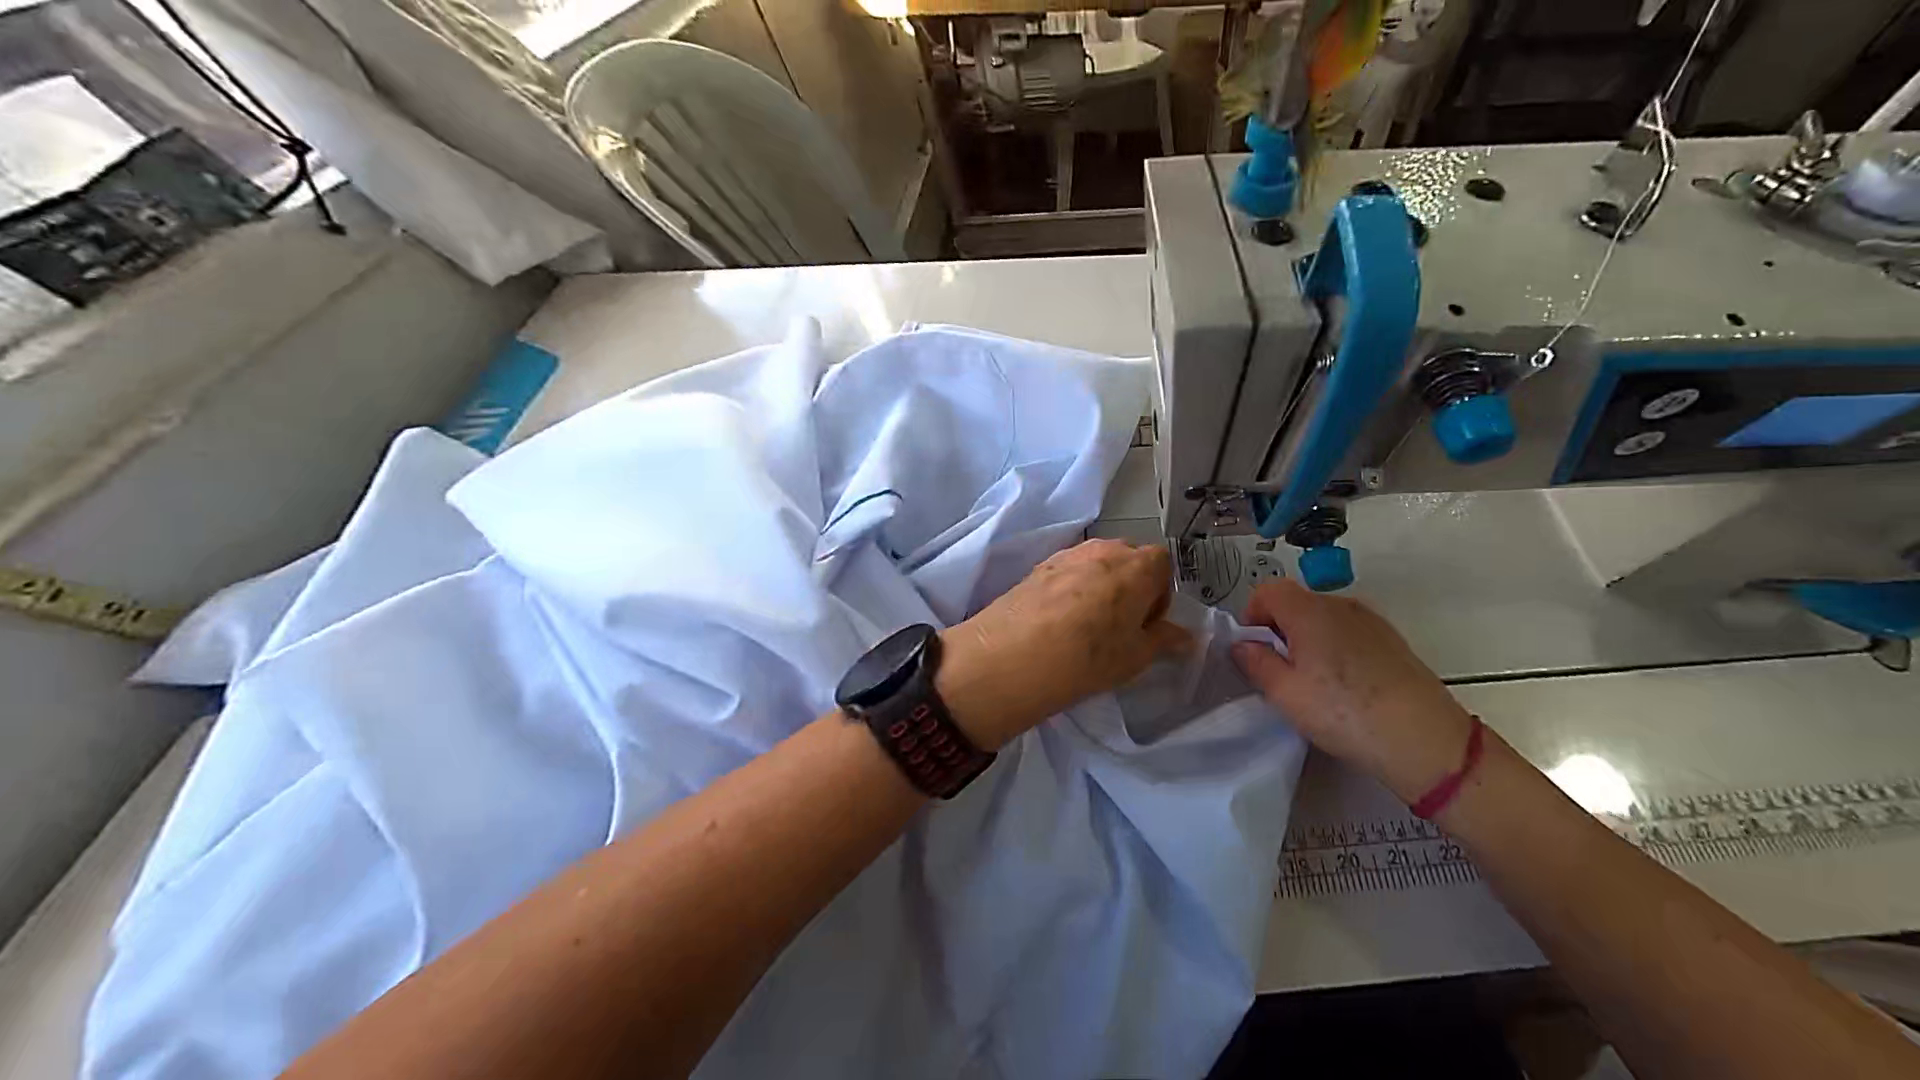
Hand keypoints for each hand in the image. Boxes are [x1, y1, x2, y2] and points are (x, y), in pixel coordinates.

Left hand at [938, 539, 1189, 750]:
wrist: (1012, 655)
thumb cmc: (1088, 656)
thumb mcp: (1135, 657)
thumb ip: (1164, 640)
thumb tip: (1184, 636)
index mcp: (1137, 565)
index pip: (1164, 564)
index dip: (1160, 595)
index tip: (1146, 625)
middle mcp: (1104, 549)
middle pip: (1129, 559)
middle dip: (1131, 586)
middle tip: (1119, 626)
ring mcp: (1067, 554)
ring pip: (1096, 563)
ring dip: (1100, 586)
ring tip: (1086, 625)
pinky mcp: (1037, 565)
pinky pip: (1067, 571)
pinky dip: (1071, 588)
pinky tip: (1058, 620)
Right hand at [1229, 580, 1474, 803]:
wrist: (1426, 740)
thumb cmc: (1345, 713)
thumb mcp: (1284, 693)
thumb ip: (1255, 662)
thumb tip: (1243, 645)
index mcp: (1310, 611)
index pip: (1267, 591)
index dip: (1252, 615)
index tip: (1254, 649)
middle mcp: (1341, 605)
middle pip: (1296, 602)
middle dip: (1279, 629)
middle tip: (1279, 671)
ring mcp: (1371, 621)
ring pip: (1323, 619)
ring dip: (1308, 640)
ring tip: (1313, 682)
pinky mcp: (1392, 641)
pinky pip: (1349, 632)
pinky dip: (1335, 649)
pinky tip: (1343, 686)